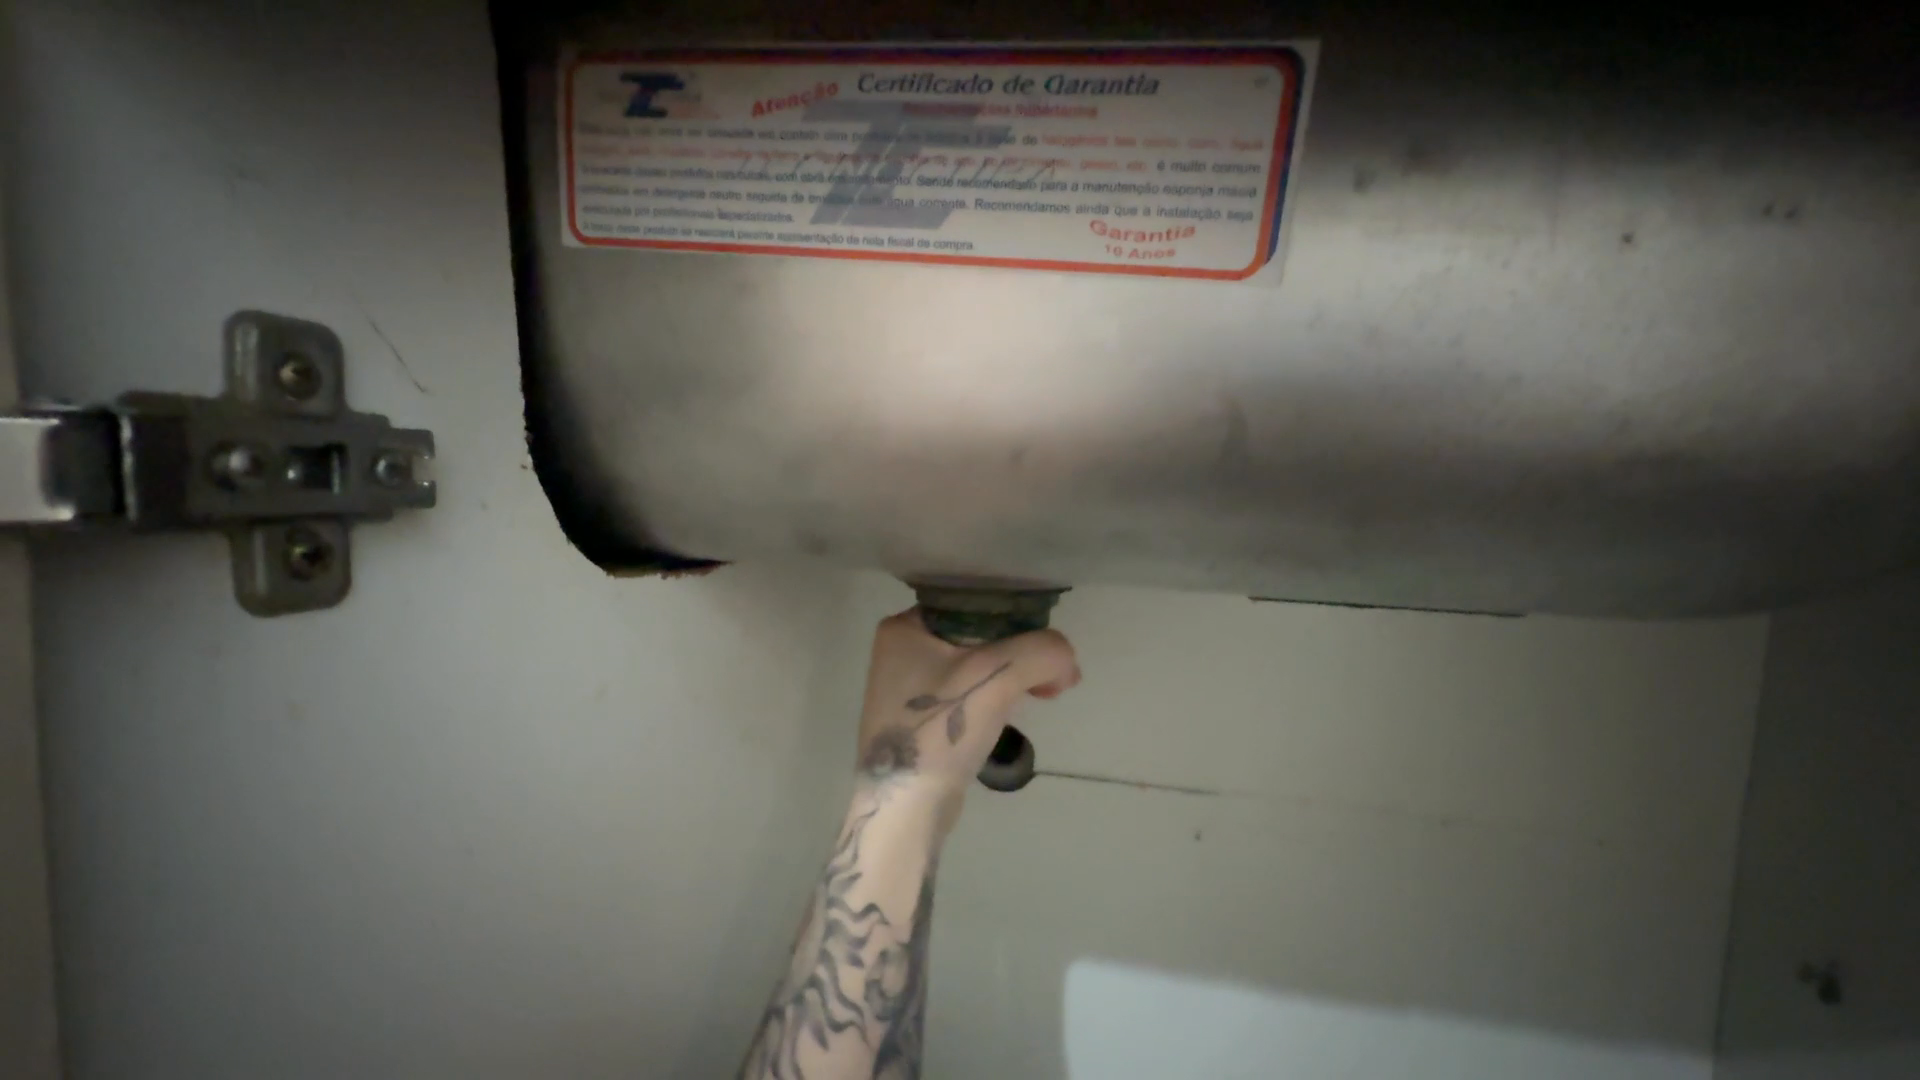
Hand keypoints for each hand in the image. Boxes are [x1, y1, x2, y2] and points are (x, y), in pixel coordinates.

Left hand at [854, 608, 1079, 822]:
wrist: (905, 806)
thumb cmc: (942, 728)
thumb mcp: (999, 675)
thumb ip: (1042, 652)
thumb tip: (1066, 663)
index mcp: (906, 627)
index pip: (975, 603)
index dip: (1020, 619)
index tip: (1048, 646)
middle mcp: (902, 649)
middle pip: (980, 634)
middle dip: (1022, 652)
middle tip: (1055, 677)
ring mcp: (910, 685)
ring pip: (979, 664)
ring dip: (1015, 676)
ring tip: (1048, 693)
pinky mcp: (922, 716)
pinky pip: (969, 691)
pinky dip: (997, 696)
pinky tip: (1018, 711)